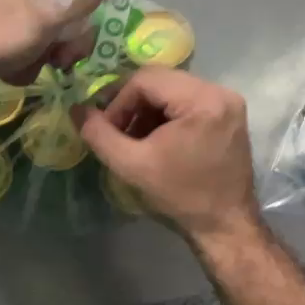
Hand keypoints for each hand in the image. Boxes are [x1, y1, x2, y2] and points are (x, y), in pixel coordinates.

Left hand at [0, 0, 100, 94]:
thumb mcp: (43, 18)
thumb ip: (75, 3)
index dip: (83, 16)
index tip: (77, 34)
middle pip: (65, 19)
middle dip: (65, 45)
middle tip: (59, 61)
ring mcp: (10, 20)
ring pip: (47, 41)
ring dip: (43, 59)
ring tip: (28, 67)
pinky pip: (26, 54)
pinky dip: (23, 66)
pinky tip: (12, 73)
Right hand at [75, 67, 260, 242]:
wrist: (225, 224)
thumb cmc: (180, 194)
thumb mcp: (131, 165)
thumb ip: (99, 134)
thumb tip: (76, 109)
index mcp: (203, 100)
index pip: (145, 80)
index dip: (118, 101)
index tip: (108, 129)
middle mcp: (220, 92)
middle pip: (159, 80)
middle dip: (131, 104)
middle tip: (118, 131)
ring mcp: (227, 102)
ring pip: (170, 88)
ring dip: (145, 109)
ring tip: (135, 138)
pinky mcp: (228, 113)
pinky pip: (185, 99)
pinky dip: (163, 114)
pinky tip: (155, 139)